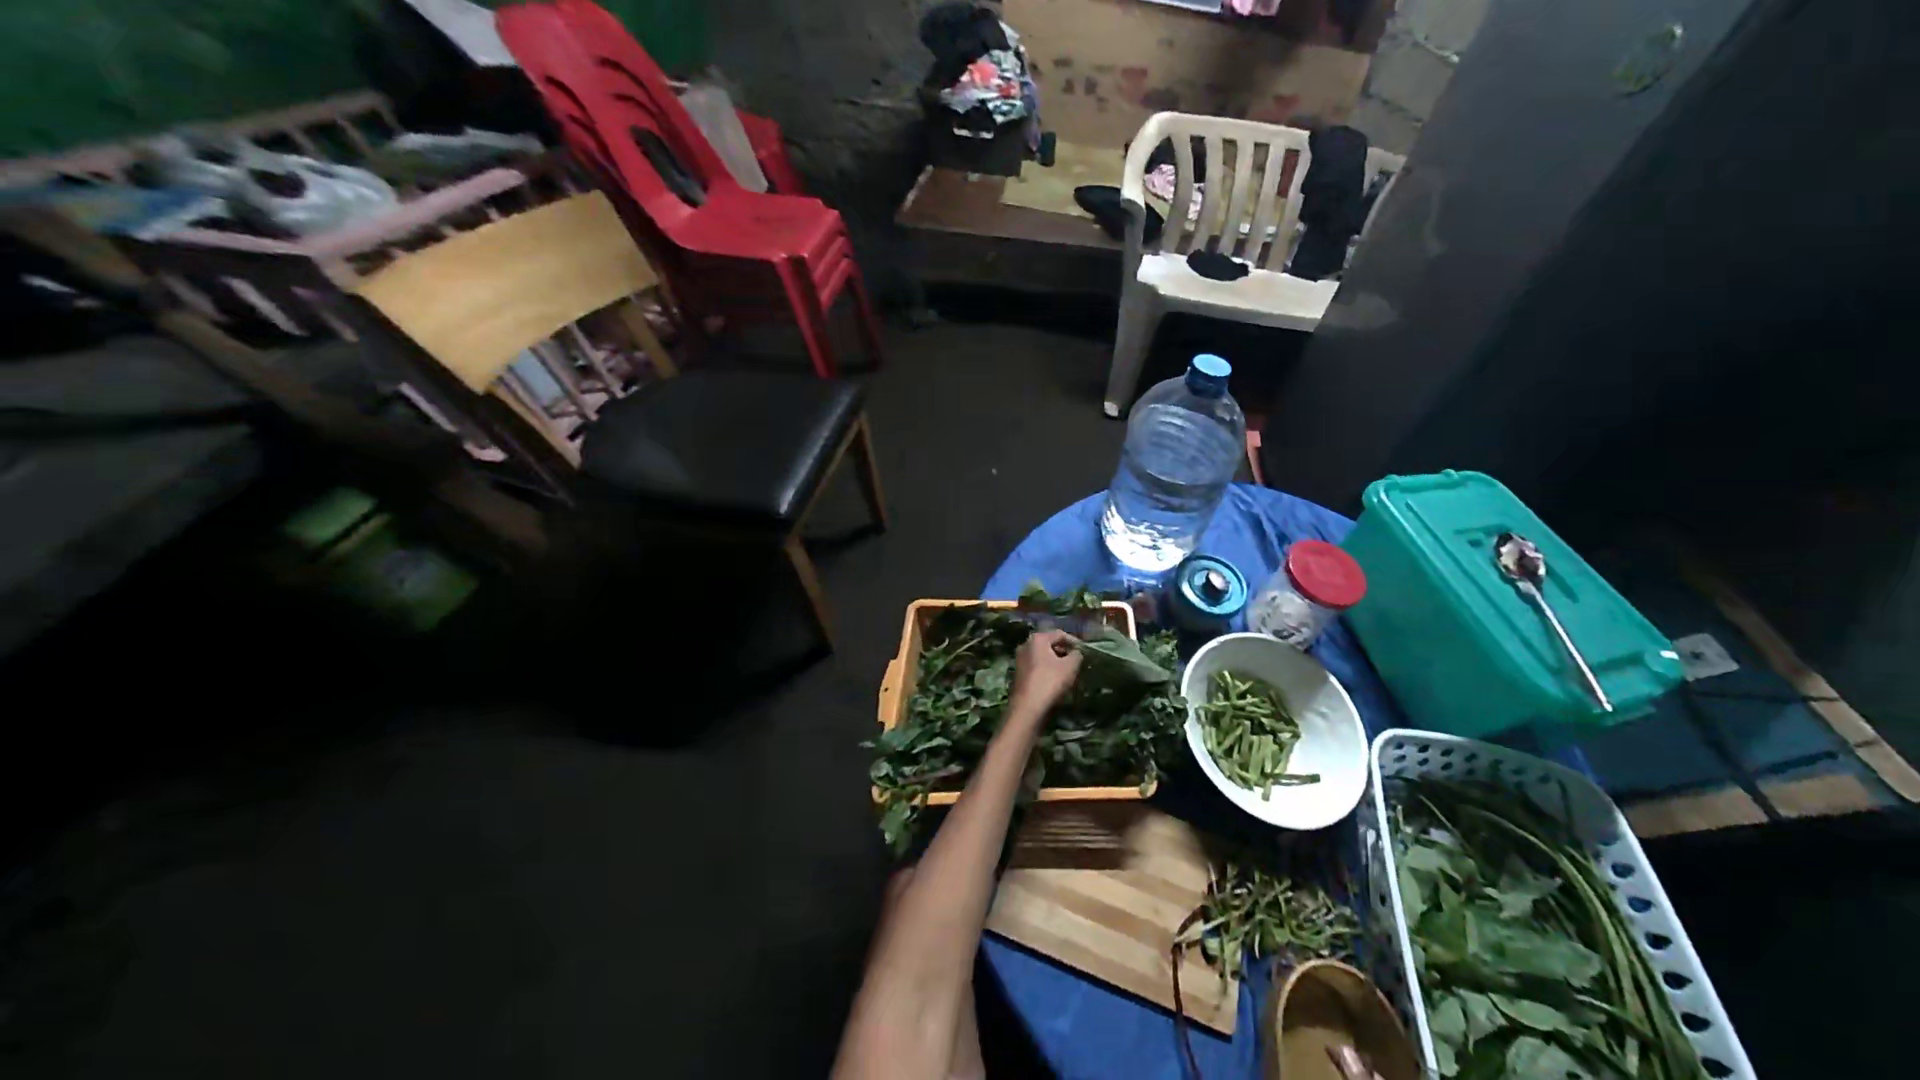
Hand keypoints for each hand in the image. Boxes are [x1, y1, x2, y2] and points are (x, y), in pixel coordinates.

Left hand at [1010, 630, 1082, 717]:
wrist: (1028, 706)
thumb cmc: (1050, 681)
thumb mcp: (1070, 666)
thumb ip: (1076, 655)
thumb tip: (1076, 652)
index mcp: (1037, 639)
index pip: (1060, 634)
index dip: (1074, 641)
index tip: (1084, 651)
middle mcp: (1025, 645)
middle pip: (1049, 644)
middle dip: (1064, 651)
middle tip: (1076, 661)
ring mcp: (1019, 659)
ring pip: (1042, 656)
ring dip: (1055, 661)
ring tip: (1068, 671)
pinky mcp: (1018, 673)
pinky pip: (1036, 666)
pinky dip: (1046, 669)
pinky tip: (1055, 679)